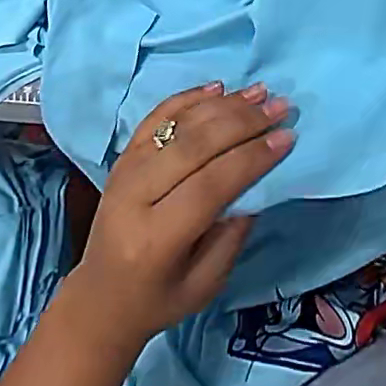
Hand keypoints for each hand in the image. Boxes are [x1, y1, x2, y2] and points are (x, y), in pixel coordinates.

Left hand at [60, 82, 295, 344]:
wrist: (100, 296)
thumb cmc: (159, 297)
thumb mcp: (205, 283)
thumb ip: (233, 233)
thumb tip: (259, 179)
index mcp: (155, 237)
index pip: (209, 184)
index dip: (250, 157)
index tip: (286, 136)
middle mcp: (135, 195)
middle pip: (194, 145)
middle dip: (242, 122)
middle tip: (279, 106)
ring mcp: (125, 169)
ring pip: (178, 124)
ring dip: (222, 104)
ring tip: (258, 91)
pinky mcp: (123, 155)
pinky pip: (157, 116)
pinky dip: (188, 97)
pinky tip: (218, 88)